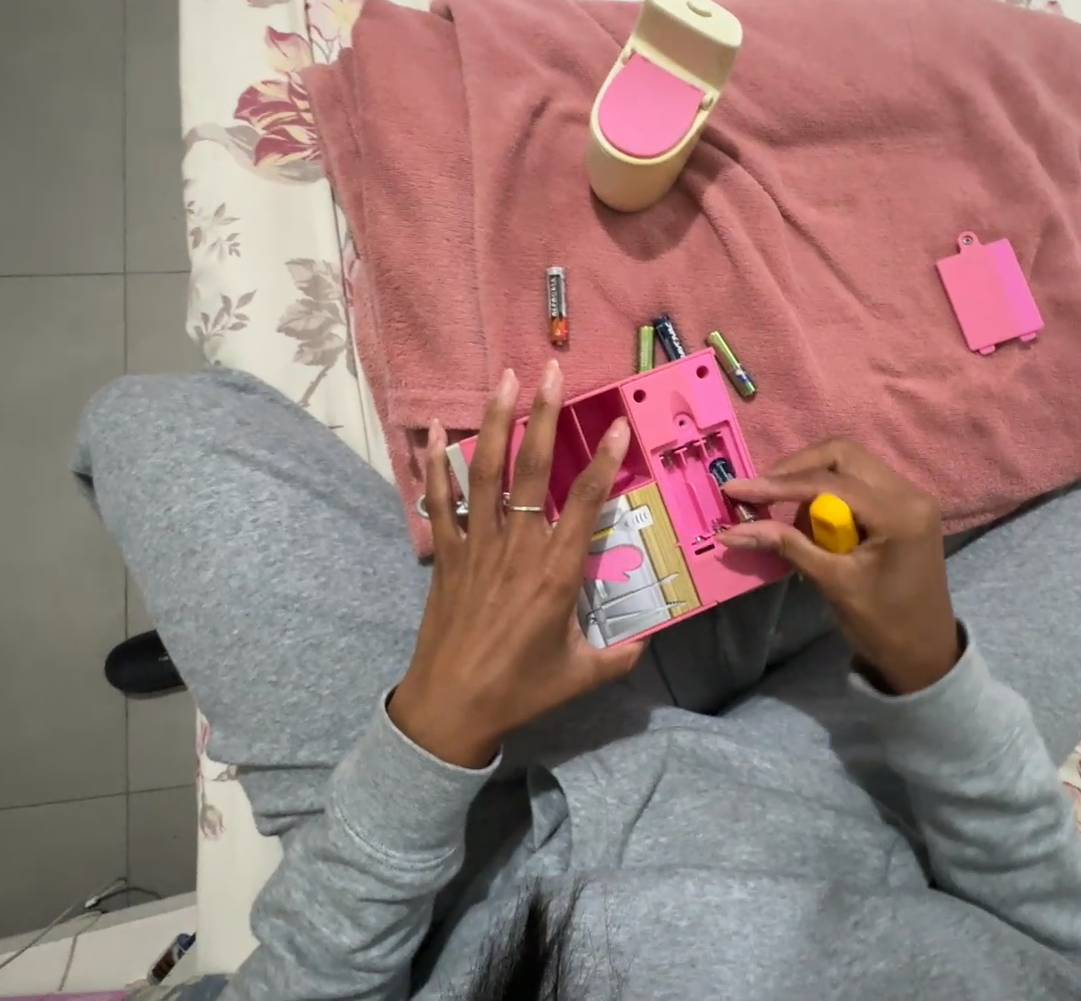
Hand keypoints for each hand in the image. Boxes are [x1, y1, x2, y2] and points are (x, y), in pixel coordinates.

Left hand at [389, 361, 646, 767]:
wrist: (451, 708)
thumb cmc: (521, 690)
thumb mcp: (580, 675)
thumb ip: (620, 655)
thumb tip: (649, 640)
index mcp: (556, 572)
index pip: (585, 503)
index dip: (603, 462)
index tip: (616, 426)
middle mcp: (516, 547)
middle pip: (531, 470)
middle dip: (542, 416)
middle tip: (550, 371)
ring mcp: (476, 545)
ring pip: (485, 473)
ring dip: (494, 422)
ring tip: (504, 380)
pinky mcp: (446, 554)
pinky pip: (440, 501)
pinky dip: (435, 464)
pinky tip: (431, 431)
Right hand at [717, 439, 959, 694]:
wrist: (924, 653)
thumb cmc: (883, 624)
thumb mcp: (832, 583)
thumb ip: (786, 546)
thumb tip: (731, 530)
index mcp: (898, 514)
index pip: (828, 482)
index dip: (778, 484)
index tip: (735, 489)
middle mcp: (909, 493)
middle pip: (841, 455)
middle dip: (795, 470)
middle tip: (762, 494)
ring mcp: (909, 496)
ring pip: (848, 464)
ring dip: (811, 482)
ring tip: (791, 524)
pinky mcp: (902, 505)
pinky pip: (857, 482)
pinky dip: (828, 494)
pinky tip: (813, 526)